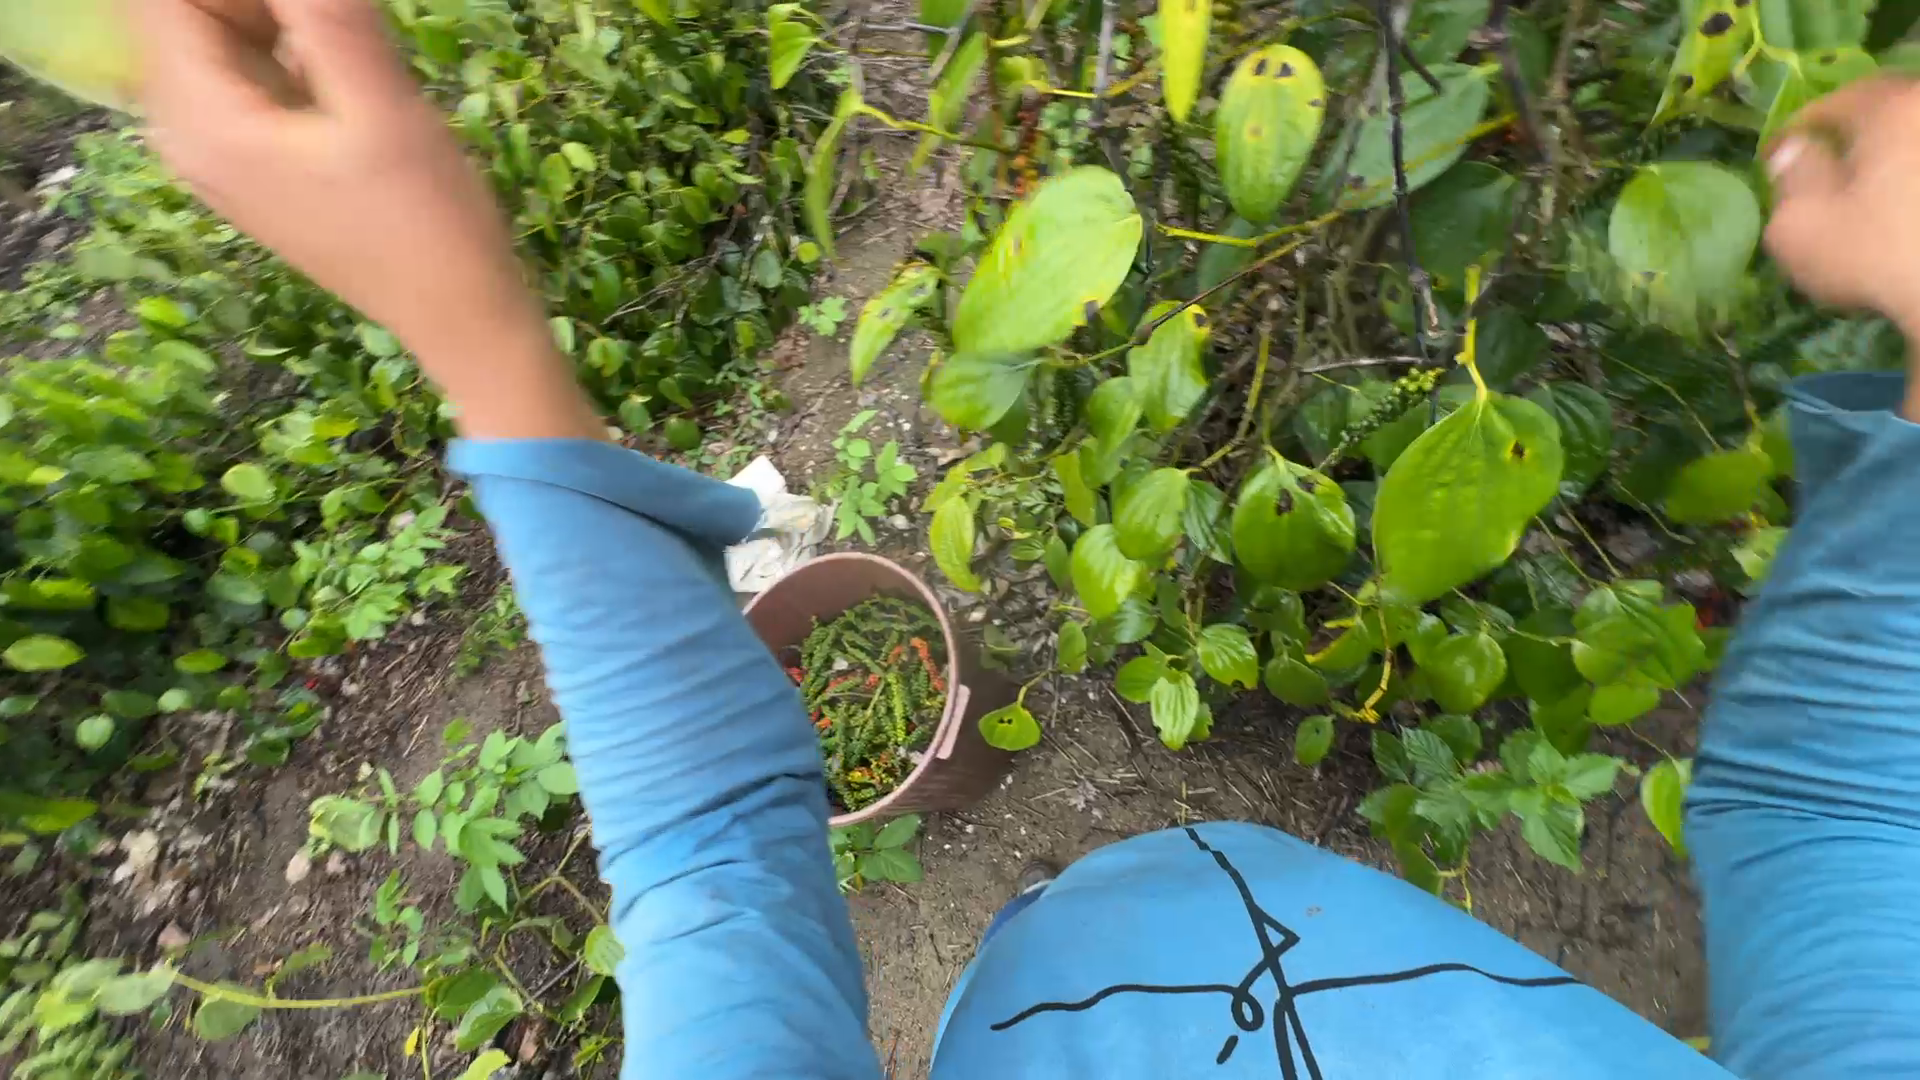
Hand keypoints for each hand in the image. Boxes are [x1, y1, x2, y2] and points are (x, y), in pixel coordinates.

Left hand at [137, 0, 603, 439]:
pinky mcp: (270, 193)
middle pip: (193, 23)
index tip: (338, 17)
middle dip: (274, 14)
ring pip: (232, 64)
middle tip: (360, 41)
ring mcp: (229, 174)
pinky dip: (303, 87)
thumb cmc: (436, 230)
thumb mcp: (389, 114)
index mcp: (199, 119)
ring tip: (372, 83)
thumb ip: (331, 20)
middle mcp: (188, 143)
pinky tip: (364, 115)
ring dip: (294, 47)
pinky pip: (261, 108)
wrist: (470, 328)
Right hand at [1766, 77, 1919, 347]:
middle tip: (1827, 164)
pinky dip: (1909, 180)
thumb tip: (1795, 151)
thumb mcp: (1799, 226)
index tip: (1777, 153)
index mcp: (1896, 113)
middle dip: (1859, 133)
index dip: (1805, 122)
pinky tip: (1901, 208)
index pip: (1846, 97)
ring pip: (1916, 139)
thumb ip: (1793, 180)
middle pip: (1897, 107)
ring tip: (1871, 187)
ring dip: (1894, 156)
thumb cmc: (1873, 254)